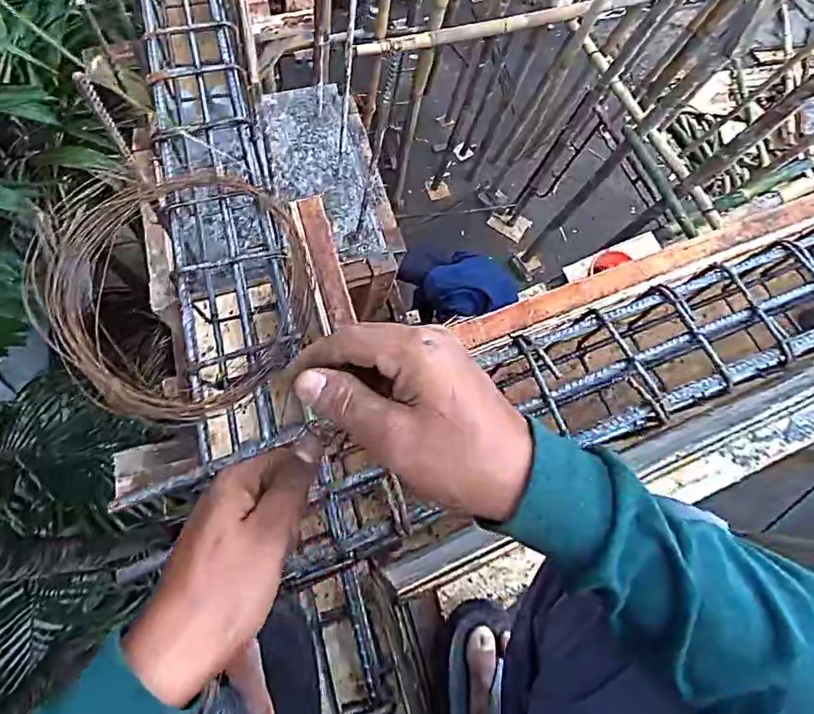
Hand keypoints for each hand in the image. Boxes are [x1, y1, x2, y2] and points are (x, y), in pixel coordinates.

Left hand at [121, 440, 318, 705]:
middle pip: (275, 483)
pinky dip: (266, 550)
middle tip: (291, 540)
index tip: (318, 504)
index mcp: (233, 481)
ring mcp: (217, 521)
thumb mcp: (270, 533)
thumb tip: (309, 442)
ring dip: (281, 533)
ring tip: (278, 559)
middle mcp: (221, 493)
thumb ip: (291, 486)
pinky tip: (265, 573)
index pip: (283, 456)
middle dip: (293, 510)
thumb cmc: (228, 590)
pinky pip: (254, 535)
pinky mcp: (217, 549)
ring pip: (267, 512)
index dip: (306, 477)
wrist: (180, 650)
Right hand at [289, 323, 530, 522]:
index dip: (313, 360)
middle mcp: (426, 335)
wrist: (524, 479)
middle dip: (331, 367)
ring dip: (353, 375)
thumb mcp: (393, 438)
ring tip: (332, 410)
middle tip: (307, 402)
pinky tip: (366, 407)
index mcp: (413, 347)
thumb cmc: (457, 462)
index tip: (289, 386)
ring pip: (379, 351)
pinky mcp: (447, 364)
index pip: (347, 338)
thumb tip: (306, 380)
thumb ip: (347, 403)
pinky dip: (377, 380)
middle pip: (363, 340)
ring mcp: (440, 347)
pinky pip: (400, 362)